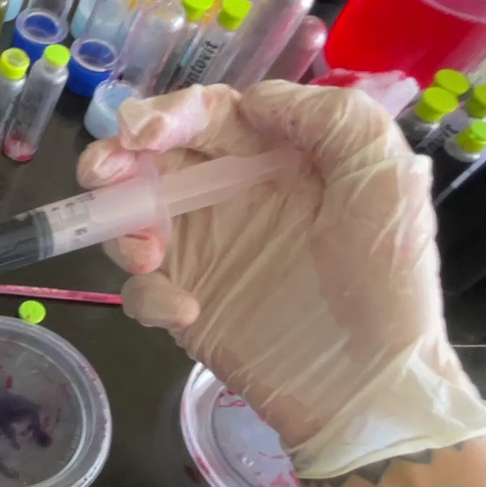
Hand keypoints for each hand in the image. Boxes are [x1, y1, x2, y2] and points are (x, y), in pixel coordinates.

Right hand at [77, 82, 485, 478]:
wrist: (363, 385)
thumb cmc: (386, 282)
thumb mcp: (385, 180)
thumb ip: (330, 119)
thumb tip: (253, 100)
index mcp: (276, 159)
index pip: (208, 117)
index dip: (168, 114)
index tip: (142, 136)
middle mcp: (229, 198)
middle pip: (151, 163)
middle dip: (113, 161)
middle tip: (99, 179)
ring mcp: (200, 254)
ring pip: (130, 222)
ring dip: (123, 231)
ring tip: (149, 259)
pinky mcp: (181, 303)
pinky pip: (140, 290)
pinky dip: (150, 298)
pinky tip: (188, 314)